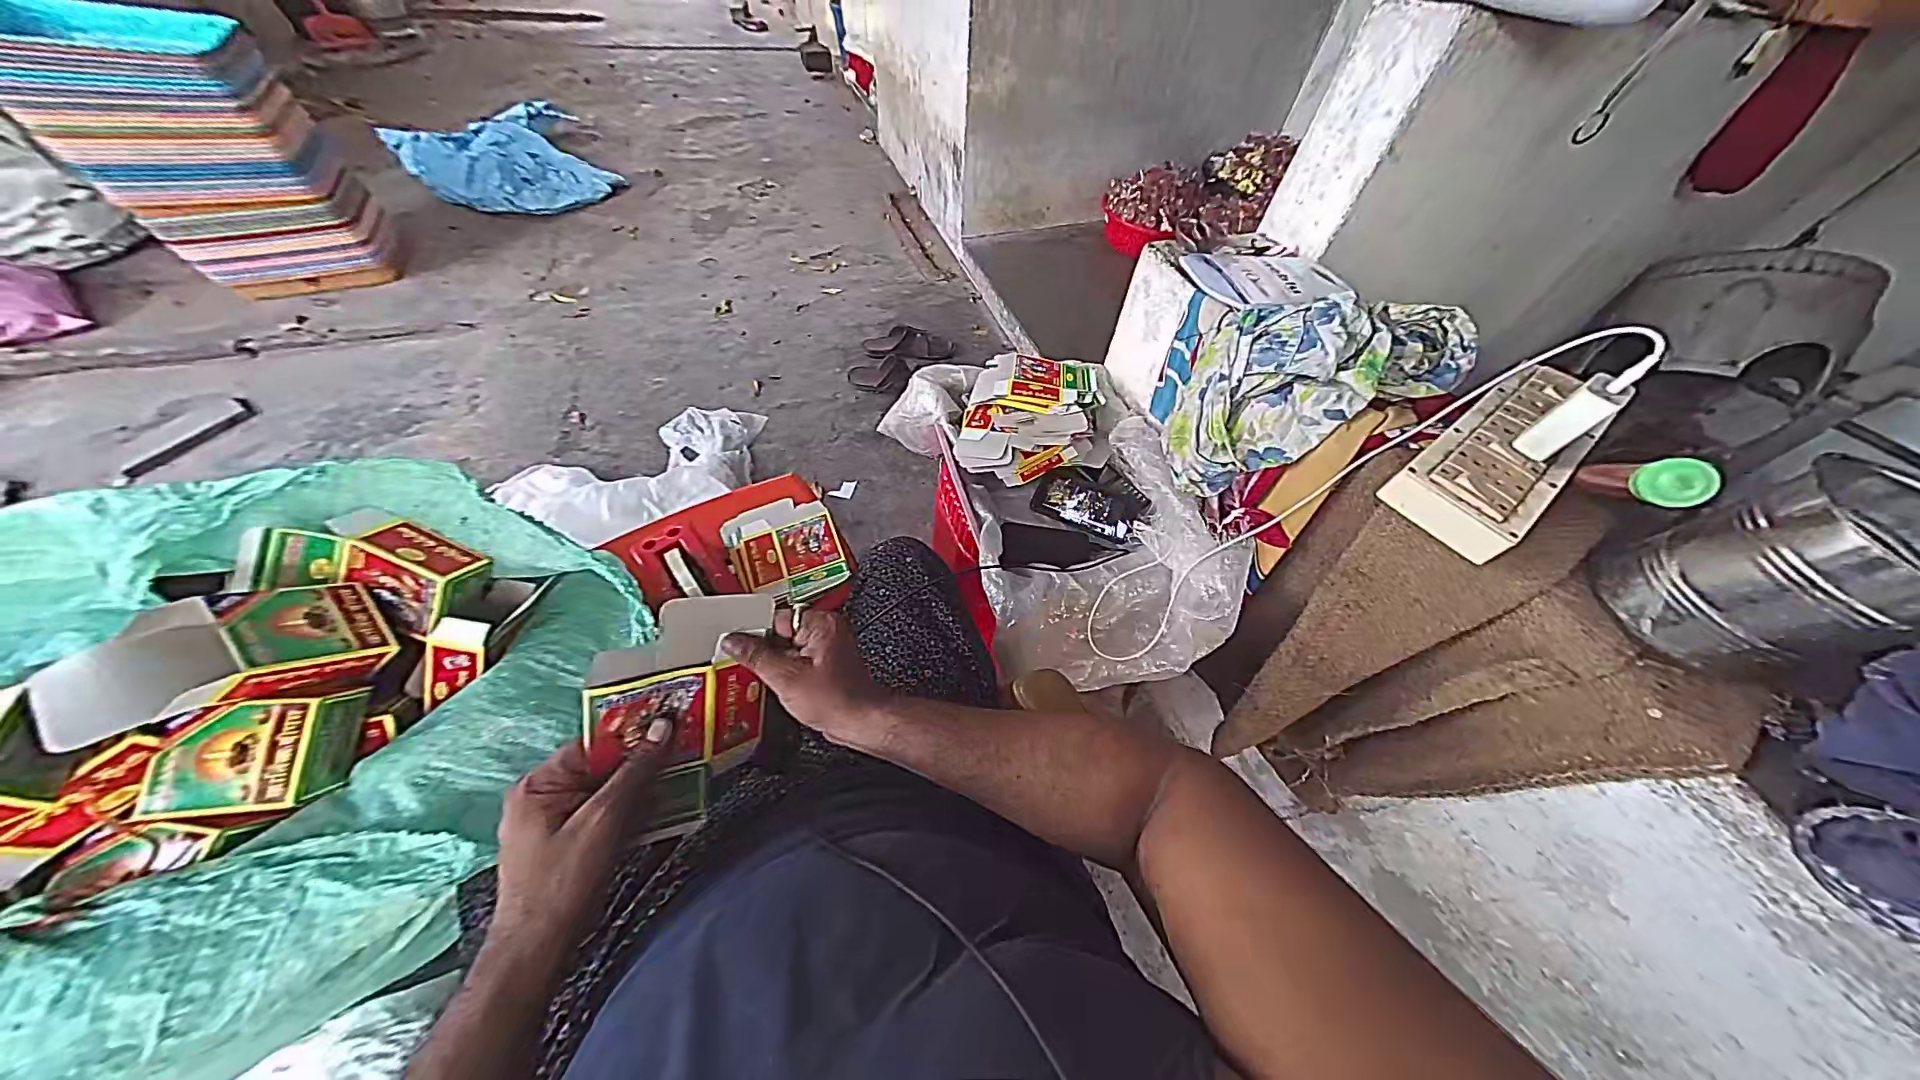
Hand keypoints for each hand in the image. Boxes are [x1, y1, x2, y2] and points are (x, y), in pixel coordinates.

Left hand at [492, 728, 670, 948]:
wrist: (538, 951)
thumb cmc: (564, 883)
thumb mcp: (604, 819)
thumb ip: (635, 771)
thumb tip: (662, 727)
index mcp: (540, 784)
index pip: (595, 743)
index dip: (634, 735)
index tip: (673, 728)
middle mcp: (543, 796)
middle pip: (604, 767)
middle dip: (644, 765)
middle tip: (684, 755)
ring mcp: (554, 821)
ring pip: (609, 791)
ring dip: (643, 789)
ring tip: (682, 781)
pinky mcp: (569, 842)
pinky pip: (606, 814)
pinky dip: (632, 811)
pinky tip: (662, 812)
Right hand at [721, 609, 892, 747]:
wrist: (859, 721)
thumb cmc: (837, 699)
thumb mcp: (785, 677)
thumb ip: (756, 656)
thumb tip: (734, 642)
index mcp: (821, 623)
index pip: (776, 615)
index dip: (754, 630)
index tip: (736, 642)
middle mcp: (828, 630)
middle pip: (781, 632)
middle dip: (764, 649)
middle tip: (749, 664)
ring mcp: (828, 647)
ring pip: (788, 648)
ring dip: (774, 663)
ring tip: (767, 678)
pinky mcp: (826, 664)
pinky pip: (798, 661)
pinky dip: (786, 672)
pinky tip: (778, 685)